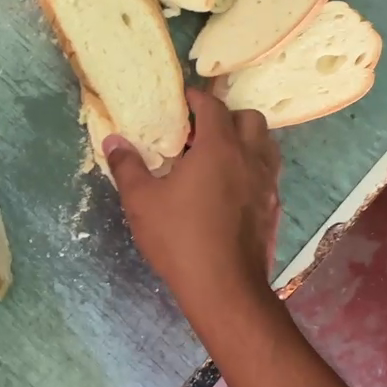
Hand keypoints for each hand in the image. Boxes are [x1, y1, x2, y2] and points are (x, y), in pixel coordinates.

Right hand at [103, 89, 280, 318]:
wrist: (225, 288)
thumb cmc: (179, 238)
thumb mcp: (141, 201)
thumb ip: (127, 166)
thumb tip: (113, 140)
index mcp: (218, 148)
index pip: (213, 106)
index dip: (197, 98)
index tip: (183, 99)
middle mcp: (250, 158)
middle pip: (249, 118)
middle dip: (227, 116)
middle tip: (201, 130)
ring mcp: (267, 184)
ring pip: (266, 145)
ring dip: (245, 141)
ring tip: (217, 156)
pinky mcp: (274, 208)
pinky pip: (267, 174)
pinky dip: (251, 169)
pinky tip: (228, 190)